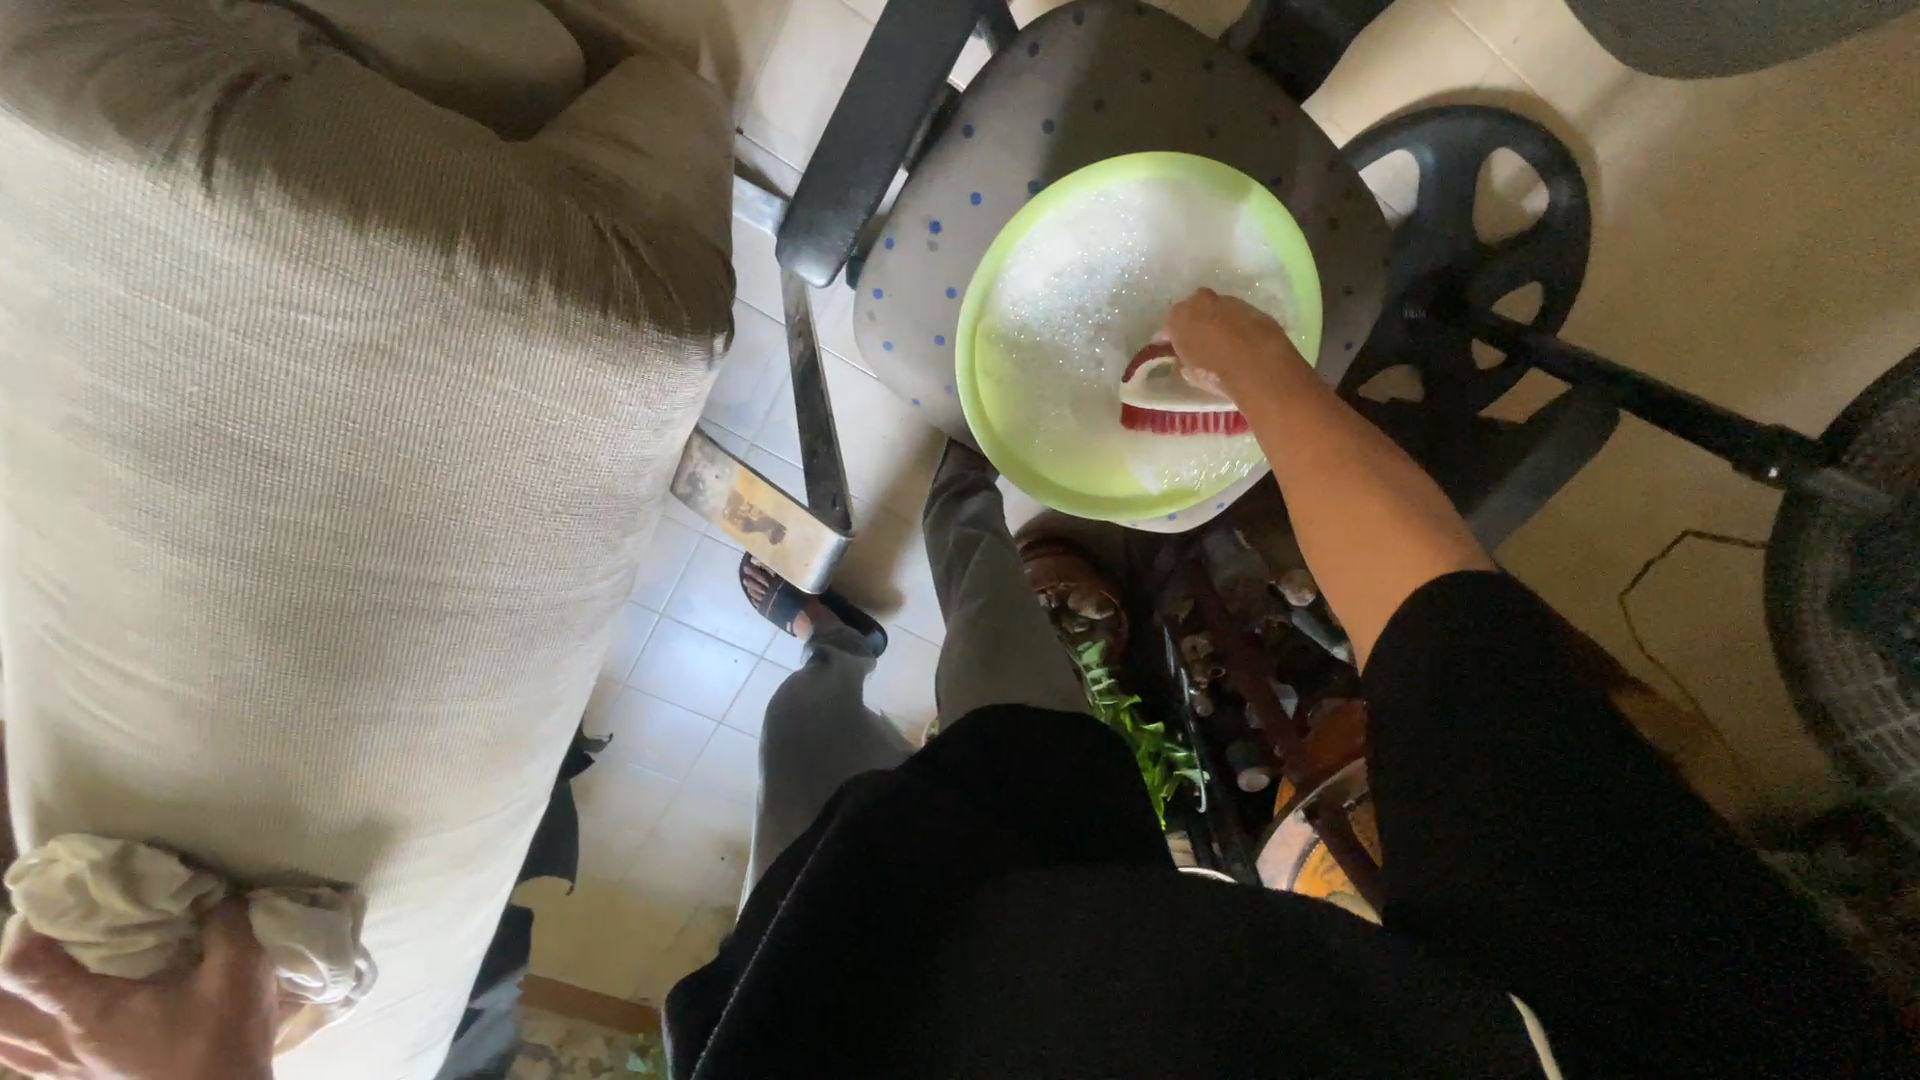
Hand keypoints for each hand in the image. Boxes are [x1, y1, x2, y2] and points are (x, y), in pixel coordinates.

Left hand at [0, 899, 275, 1079]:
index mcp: (91, 1010)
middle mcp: (58, 1041)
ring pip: (0, 1038)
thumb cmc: (223, 1033)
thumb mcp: (240, 968)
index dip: (25, 931)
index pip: (24, 969)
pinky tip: (50, 1017)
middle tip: (45, 933)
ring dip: (7, 1004)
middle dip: (8, 968)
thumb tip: (216, 894)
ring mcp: (61, 1066)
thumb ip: (226, 925)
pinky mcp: (75, 1079)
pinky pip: (19, 1056)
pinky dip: (16, 1032)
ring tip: (43, 971)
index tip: (54, 899)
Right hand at [1162, 287, 1310, 400]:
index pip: (1168, 327)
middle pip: (1193, 312)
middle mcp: (1201, 301)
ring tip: (1222, 345)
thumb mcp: (1189, 372)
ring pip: (1216, 311)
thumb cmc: (1214, 371)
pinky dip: (1236, 325)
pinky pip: (1237, 316)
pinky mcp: (1252, 306)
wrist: (1258, 364)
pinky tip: (1240, 343)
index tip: (1173, 352)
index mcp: (1178, 316)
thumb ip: (1183, 359)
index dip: (1170, 341)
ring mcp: (1228, 301)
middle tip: (1198, 345)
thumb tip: (1185, 359)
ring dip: (1216, 323)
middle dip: (1194, 325)